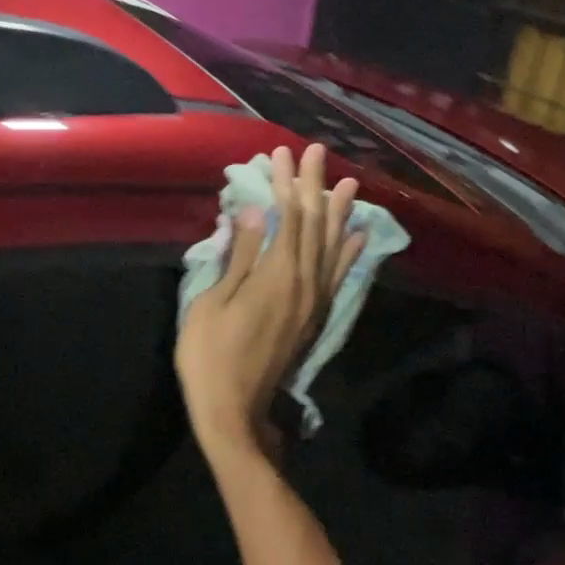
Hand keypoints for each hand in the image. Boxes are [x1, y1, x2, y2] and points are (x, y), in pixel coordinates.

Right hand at [176, 144, 364, 456]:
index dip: (285, 183)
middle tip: (317, 153)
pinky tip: (355, 237)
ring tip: (349, 184)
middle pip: (313, 224)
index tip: (280, 154)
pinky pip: (337, 276)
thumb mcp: (213, 302)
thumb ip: (238, 256)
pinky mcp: (314, 317)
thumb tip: (252, 213)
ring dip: (338, 213)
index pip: (286, 216)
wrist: (234, 411)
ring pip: (331, 247)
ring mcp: (313, 301)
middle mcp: (304, 282)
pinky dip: (347, 253)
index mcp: (276, 275)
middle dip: (314, 186)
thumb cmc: (210, 355)